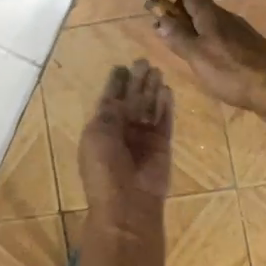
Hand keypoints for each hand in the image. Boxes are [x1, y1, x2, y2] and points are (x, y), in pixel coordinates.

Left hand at [79, 60, 174, 211]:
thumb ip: (109, 111)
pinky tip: (167, 90)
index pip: (110, 101)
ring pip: (149, 107)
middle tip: (143, 61)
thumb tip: (117, 95)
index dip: (115, 84)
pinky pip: (164, 120)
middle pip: (132, 100)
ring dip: (152, 89)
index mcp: (101, 130)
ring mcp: (143, 138)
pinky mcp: (162, 145)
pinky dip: (166, 106)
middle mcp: (123, 131)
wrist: (127, 204)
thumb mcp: (97, 135)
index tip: (121, 65)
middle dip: (136, 81)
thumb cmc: (105, 169)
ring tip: (157, 70)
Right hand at [153, 0, 265, 110]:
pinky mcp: (252, 48)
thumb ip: (178, 37)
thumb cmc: (229, 71)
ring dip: (203, 40)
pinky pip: (228, 41)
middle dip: (188, 26)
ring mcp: (242, 32)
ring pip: (216, 28)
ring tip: (198, 64)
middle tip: (181, 51)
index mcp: (212, 15)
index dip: (177, 8)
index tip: (170, 29)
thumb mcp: (196, 55)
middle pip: (203, 12)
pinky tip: (220, 71)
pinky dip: (218, 50)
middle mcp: (228, 17)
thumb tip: (160, 19)